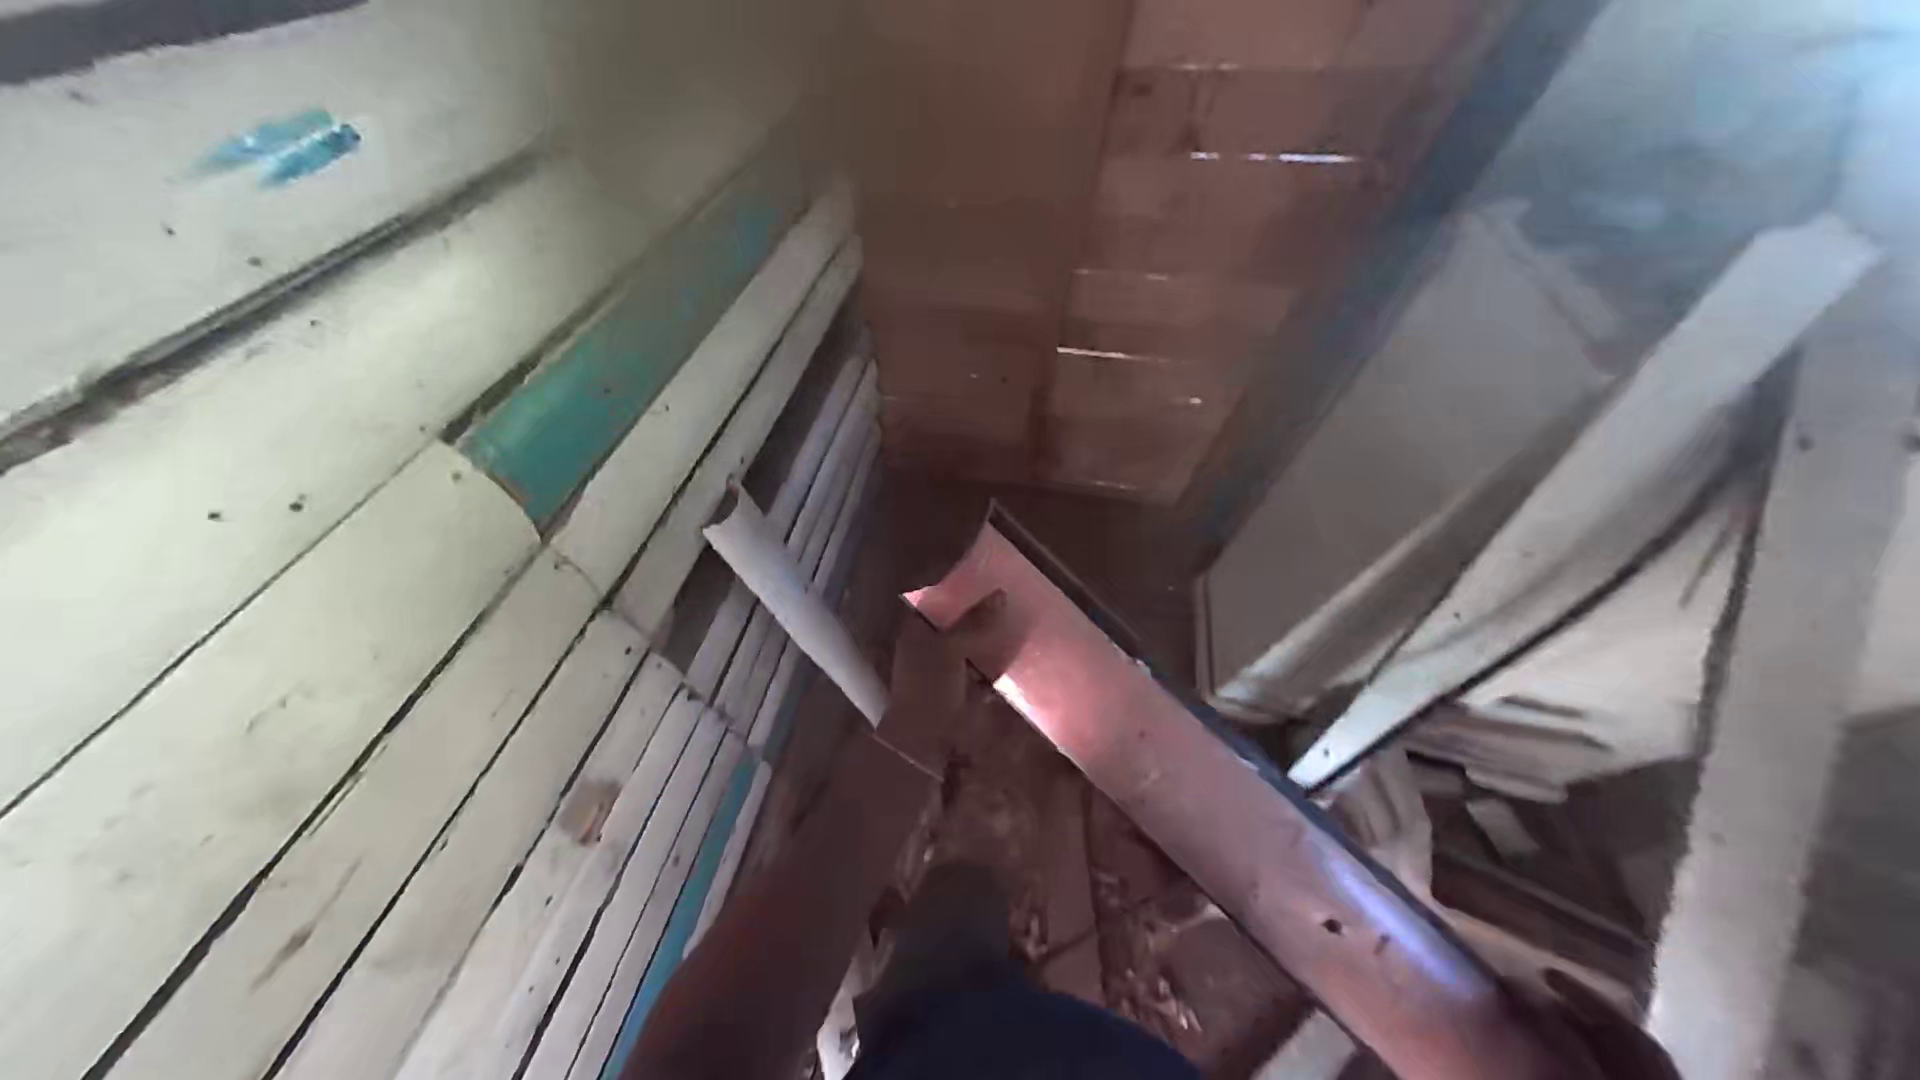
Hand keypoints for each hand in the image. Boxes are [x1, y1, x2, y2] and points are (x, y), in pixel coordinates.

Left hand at [878, 591, 1017, 769]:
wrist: (925, 743)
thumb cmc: (929, 686)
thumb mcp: (950, 647)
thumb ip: (974, 621)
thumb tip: (1000, 594)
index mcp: (918, 632)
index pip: (939, 601)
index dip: (961, 589)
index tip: (989, 577)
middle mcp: (931, 648)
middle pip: (960, 623)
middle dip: (984, 612)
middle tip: (1013, 595)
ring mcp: (950, 672)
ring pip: (975, 645)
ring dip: (995, 637)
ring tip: (1024, 618)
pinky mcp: (967, 693)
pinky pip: (986, 670)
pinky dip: (1001, 662)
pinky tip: (1022, 652)